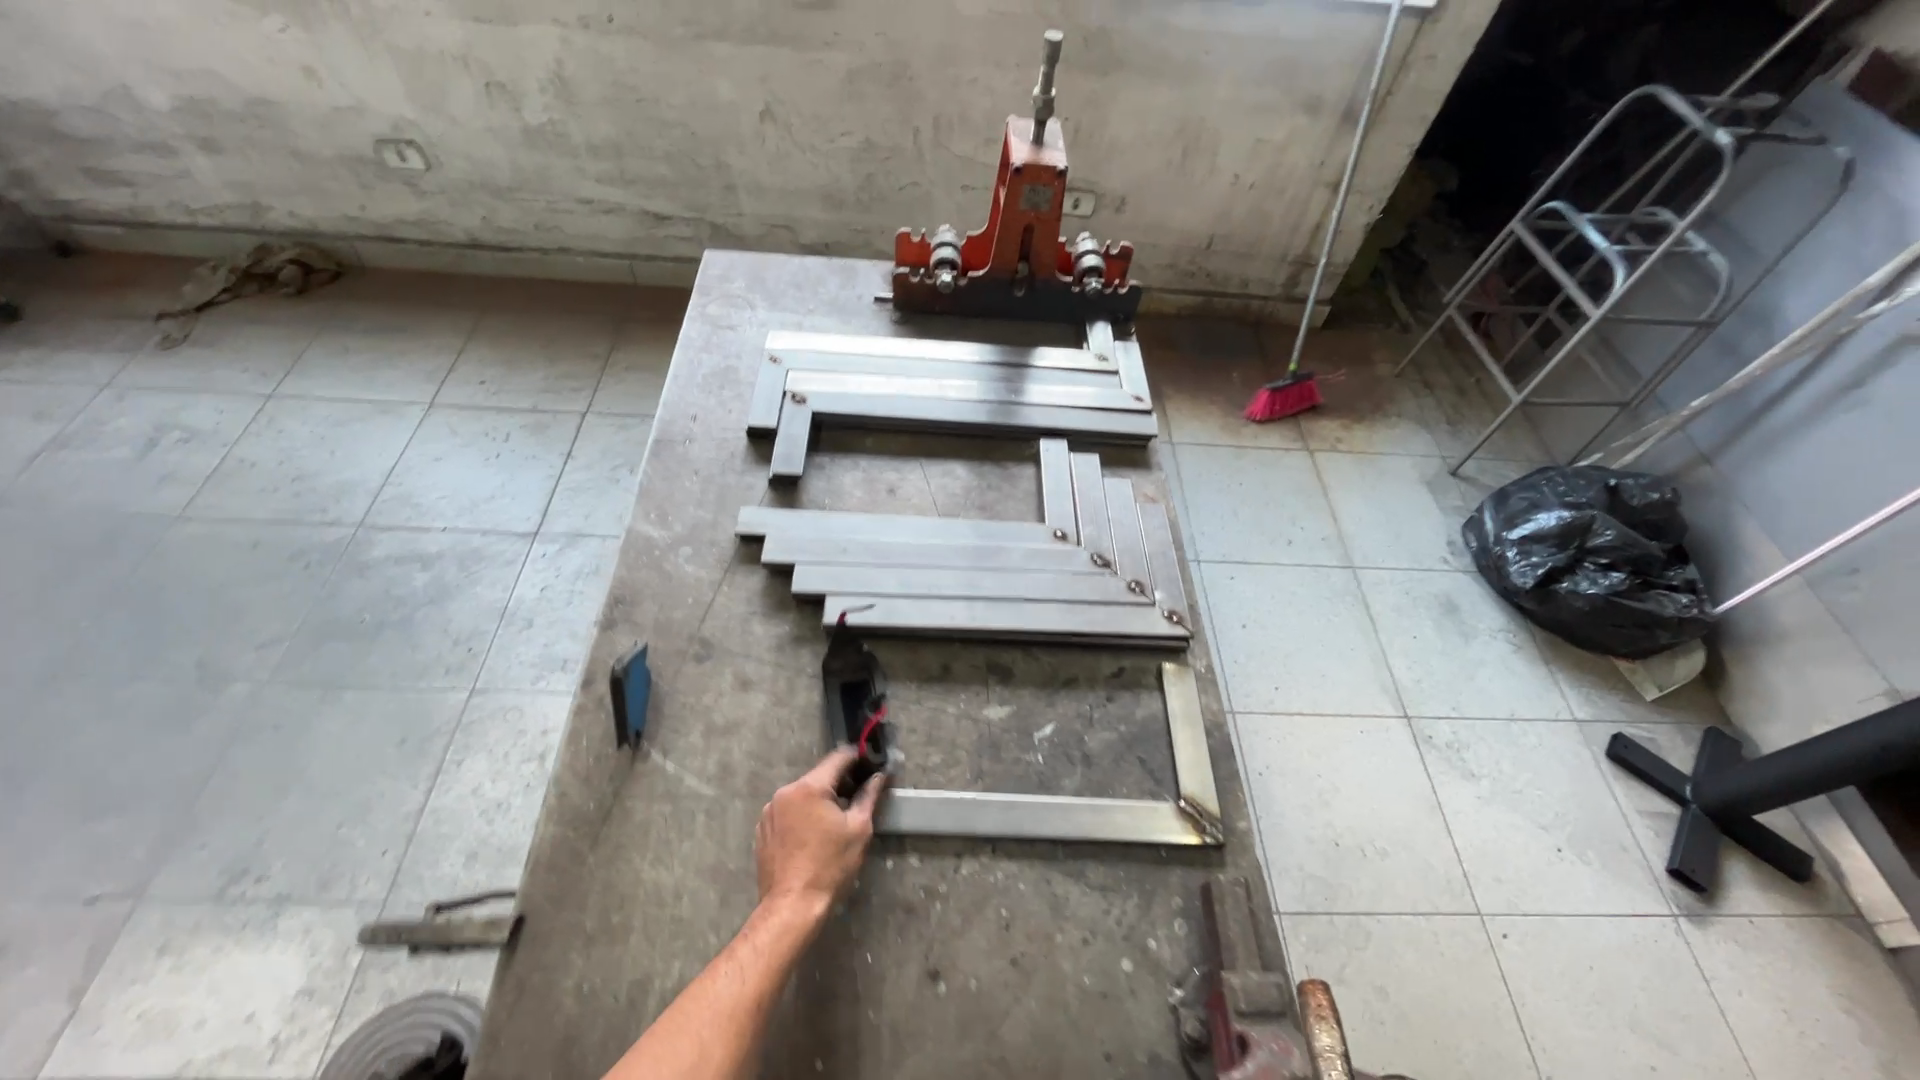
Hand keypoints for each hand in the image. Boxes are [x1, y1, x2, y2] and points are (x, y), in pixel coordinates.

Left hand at [755, 748, 885, 916]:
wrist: (792, 906)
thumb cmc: (830, 866)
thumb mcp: (858, 830)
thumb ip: (869, 796)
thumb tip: (879, 776)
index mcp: (809, 787)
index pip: (838, 758)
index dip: (857, 758)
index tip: (871, 764)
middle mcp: (785, 792)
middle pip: (818, 777)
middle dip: (839, 783)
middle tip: (858, 798)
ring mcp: (770, 811)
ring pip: (802, 795)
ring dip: (819, 800)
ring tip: (835, 823)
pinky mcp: (763, 829)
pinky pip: (788, 811)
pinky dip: (803, 815)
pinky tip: (813, 837)